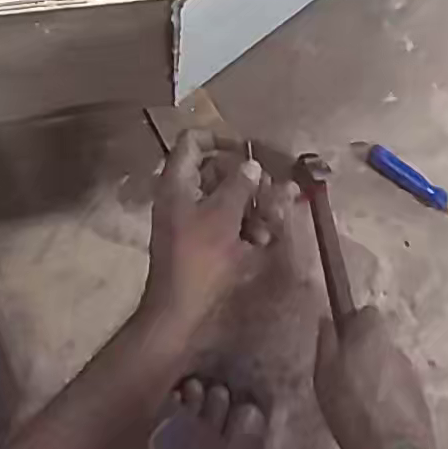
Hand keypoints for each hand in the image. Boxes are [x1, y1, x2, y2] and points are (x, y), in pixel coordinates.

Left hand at [138, 130, 282, 341]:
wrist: (178, 310)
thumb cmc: (198, 259)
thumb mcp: (222, 217)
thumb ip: (239, 186)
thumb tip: (251, 164)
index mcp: (176, 181)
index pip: (193, 141)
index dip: (220, 138)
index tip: (249, 151)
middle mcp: (178, 193)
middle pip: (213, 169)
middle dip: (244, 179)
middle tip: (270, 189)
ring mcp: (186, 216)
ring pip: (221, 196)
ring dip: (247, 204)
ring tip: (268, 221)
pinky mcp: (197, 238)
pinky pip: (220, 219)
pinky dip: (239, 223)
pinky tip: (259, 240)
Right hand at [314, 306, 435, 448]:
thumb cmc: (351, 405)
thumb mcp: (324, 371)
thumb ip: (326, 341)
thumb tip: (327, 319)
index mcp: (373, 334)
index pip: (367, 312)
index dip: (354, 323)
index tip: (341, 339)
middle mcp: (397, 349)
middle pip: (379, 340)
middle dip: (365, 350)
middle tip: (345, 371)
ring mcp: (413, 376)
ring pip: (389, 364)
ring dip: (377, 373)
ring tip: (360, 397)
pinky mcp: (422, 402)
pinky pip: (399, 387)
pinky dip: (389, 394)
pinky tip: (376, 413)